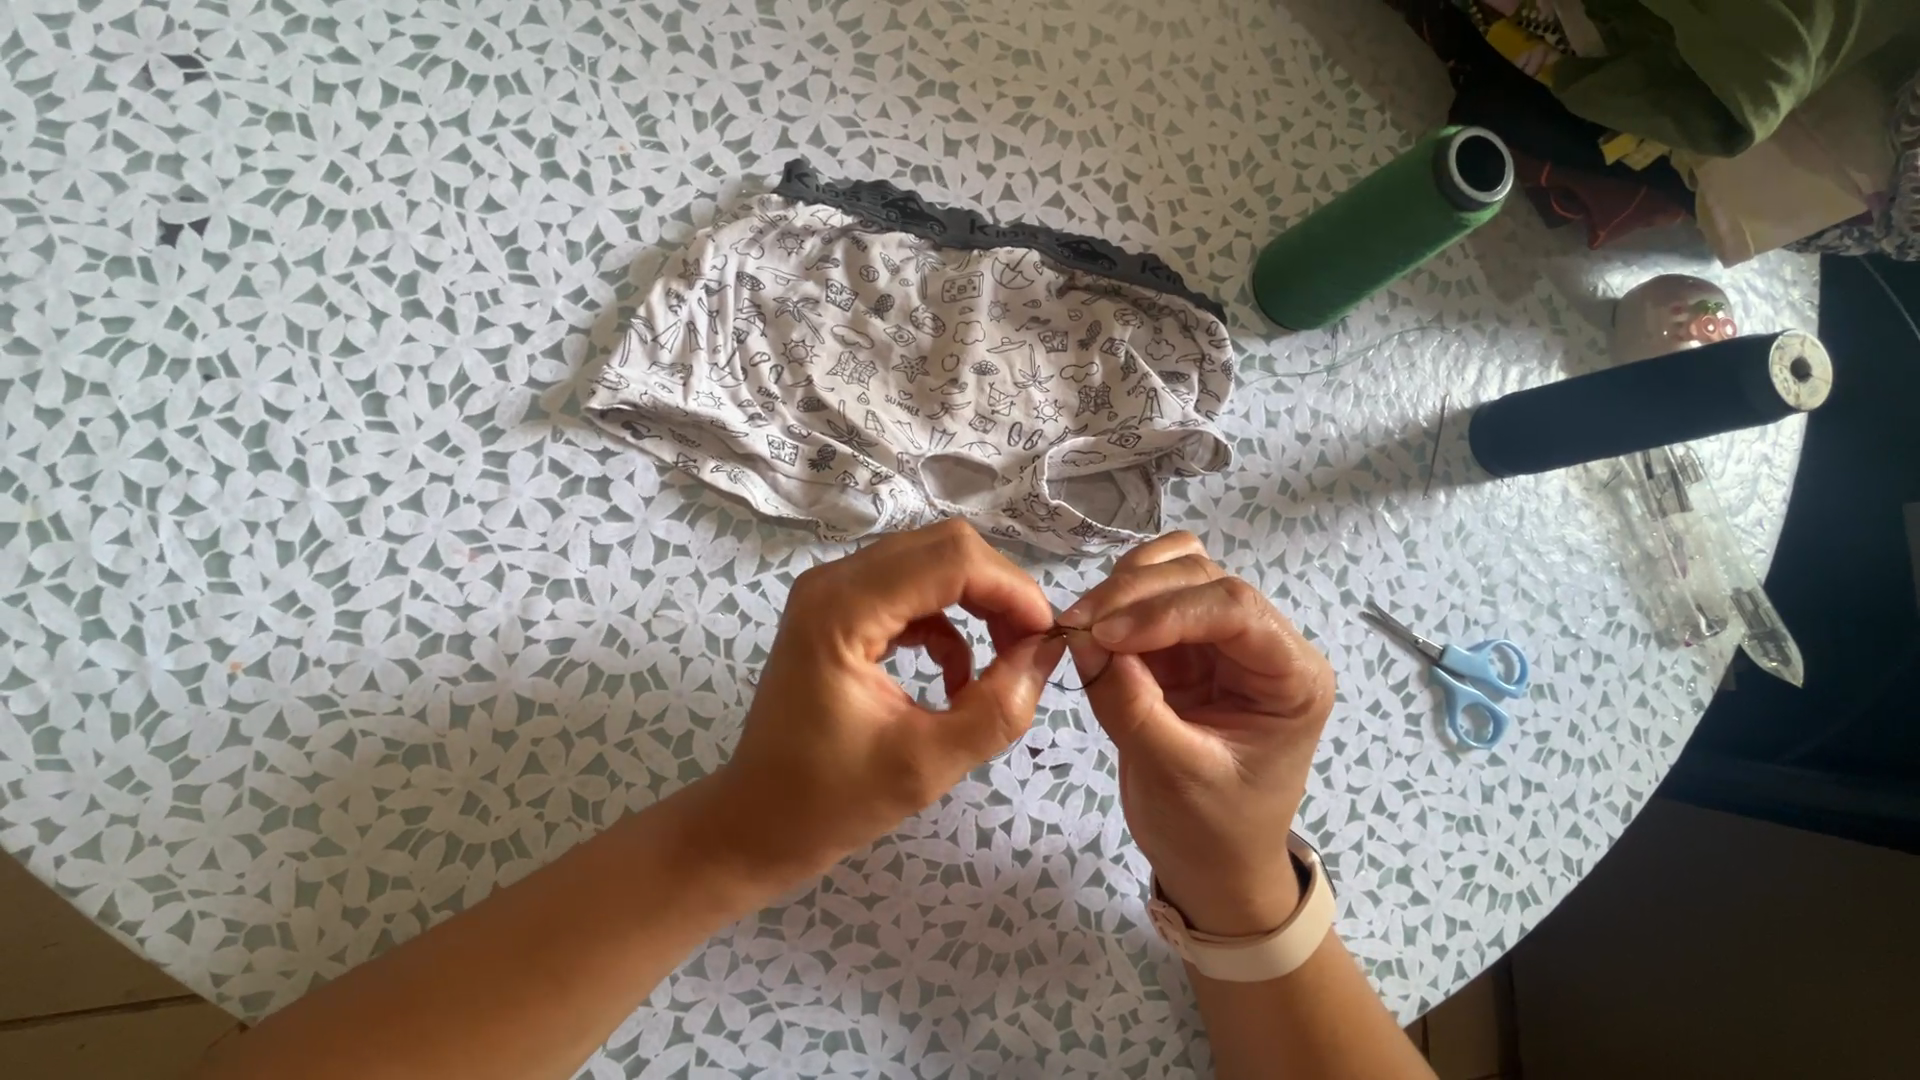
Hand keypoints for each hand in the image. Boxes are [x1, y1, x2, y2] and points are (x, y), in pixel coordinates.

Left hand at [710, 520, 1066, 892]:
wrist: (757, 821)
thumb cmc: (830, 801)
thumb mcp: (927, 764)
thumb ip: (998, 708)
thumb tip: (1048, 654)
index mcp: (843, 610)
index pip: (951, 560)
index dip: (1012, 591)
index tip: (1047, 639)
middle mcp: (834, 582)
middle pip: (944, 548)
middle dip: (999, 592)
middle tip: (1029, 649)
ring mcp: (833, 592)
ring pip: (932, 563)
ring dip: (978, 604)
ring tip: (1003, 664)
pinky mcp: (840, 611)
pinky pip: (913, 591)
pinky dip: (949, 623)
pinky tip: (958, 676)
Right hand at [1062, 532, 1334, 937]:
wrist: (1212, 864)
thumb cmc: (1211, 831)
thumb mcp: (1173, 774)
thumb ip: (1130, 704)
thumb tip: (1084, 639)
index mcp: (1291, 677)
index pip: (1235, 609)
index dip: (1166, 611)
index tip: (1104, 636)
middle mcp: (1264, 644)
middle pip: (1203, 579)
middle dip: (1135, 594)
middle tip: (1076, 626)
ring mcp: (1223, 640)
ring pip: (1177, 573)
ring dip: (1125, 587)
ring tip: (1082, 624)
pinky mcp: (1186, 646)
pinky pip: (1152, 597)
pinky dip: (1118, 599)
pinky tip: (1092, 625)